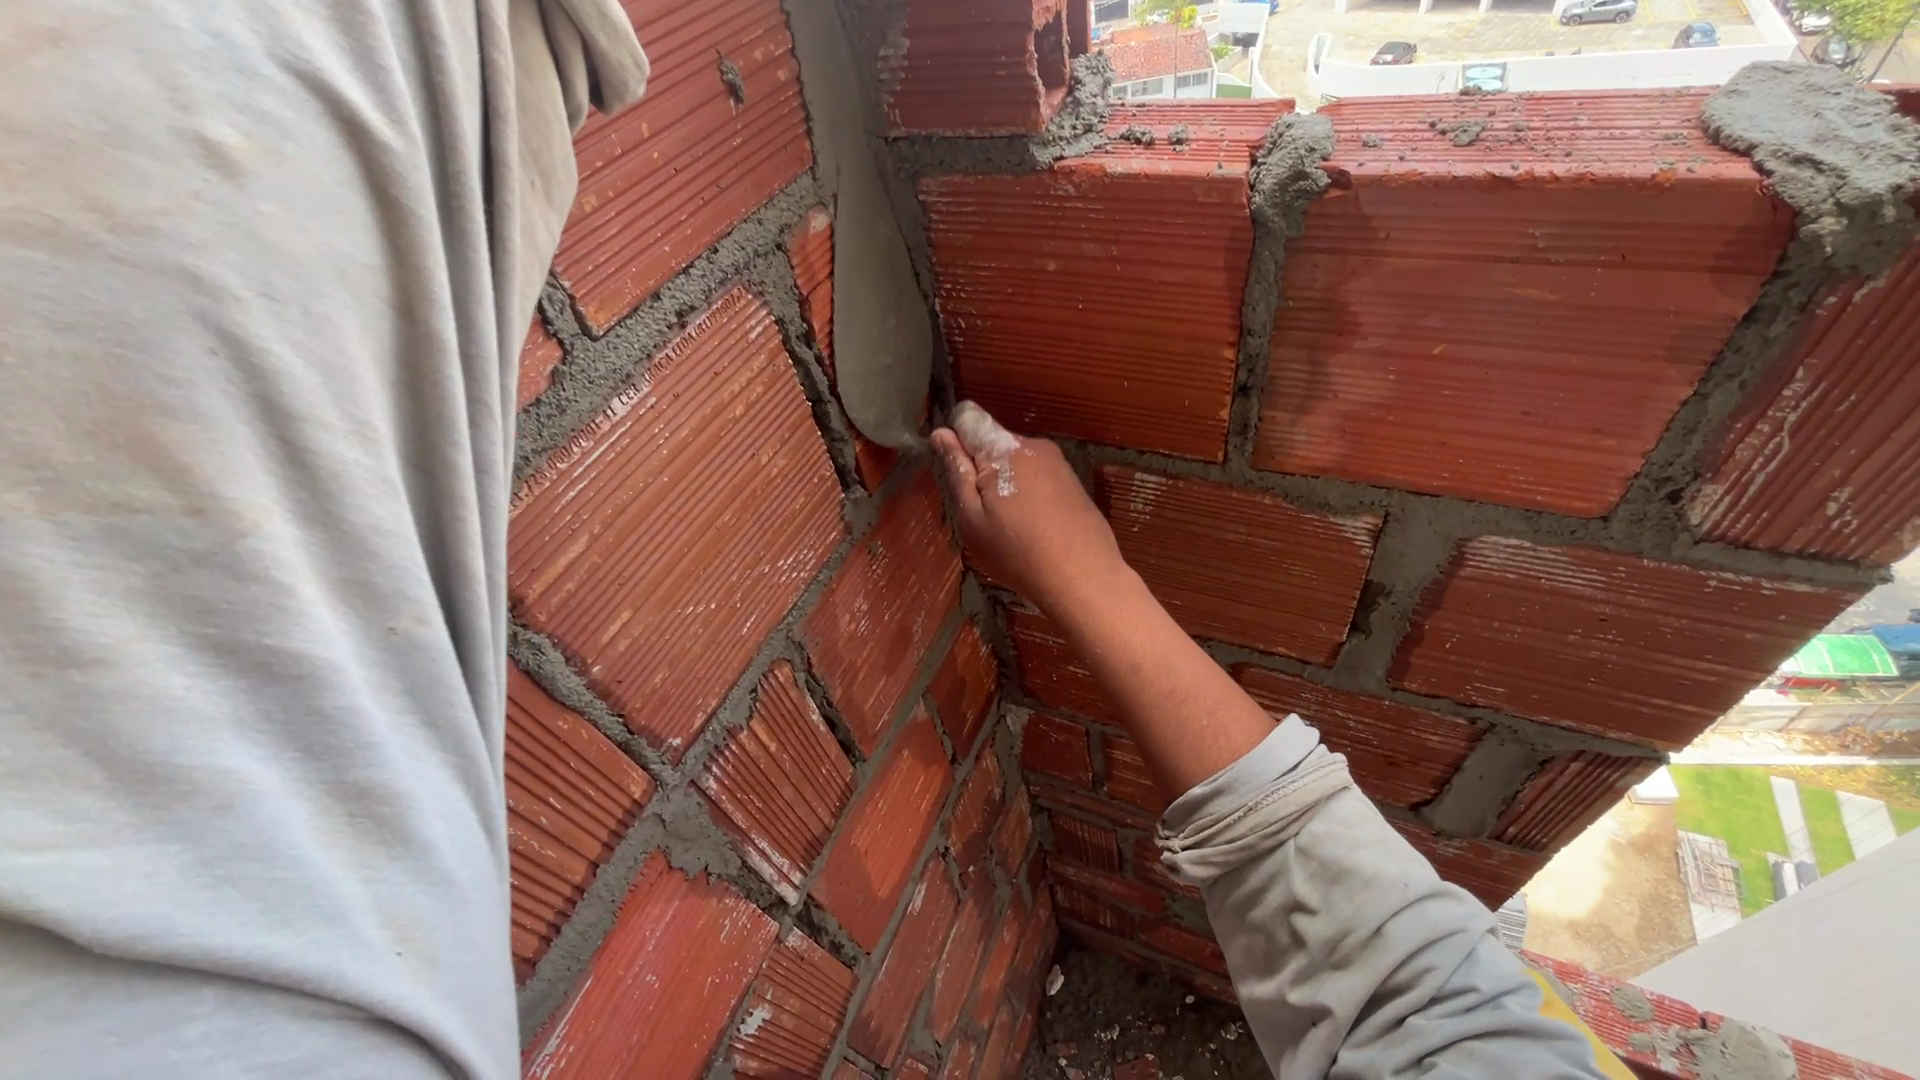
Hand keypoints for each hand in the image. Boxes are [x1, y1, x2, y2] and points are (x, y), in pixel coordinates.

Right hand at [930, 402, 1132, 616]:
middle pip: (993, 442)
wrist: (1084, 577)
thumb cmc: (1018, 553)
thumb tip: (940, 434)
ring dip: (1005, 482)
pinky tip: (1033, 526)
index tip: (958, 474)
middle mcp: (1032, 445)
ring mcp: (1057, 461)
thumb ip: (957, 472)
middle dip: (981, 467)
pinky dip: (1027, 492)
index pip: (968, 417)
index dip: (955, 440)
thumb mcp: (973, 519)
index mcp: (1003, 450)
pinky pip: (1037, 474)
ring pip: (1015, 460)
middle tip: (983, 512)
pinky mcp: (1072, 480)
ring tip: (1010, 525)